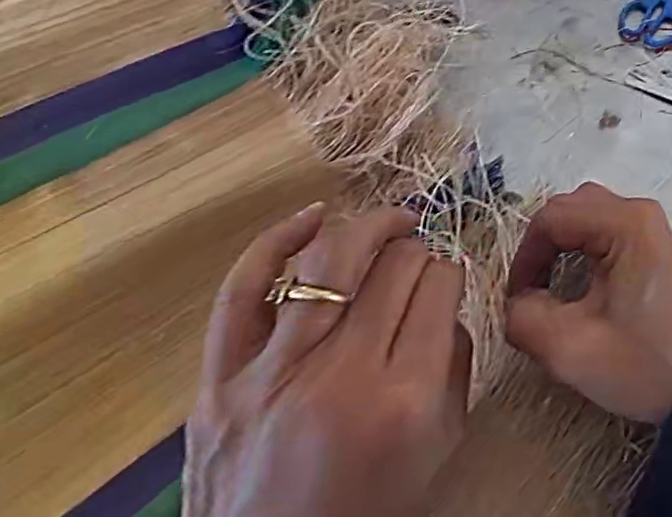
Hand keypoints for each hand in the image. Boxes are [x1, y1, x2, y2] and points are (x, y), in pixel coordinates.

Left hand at [186, 204, 471, 516]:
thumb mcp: (436, 454)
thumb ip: (453, 366)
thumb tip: (443, 297)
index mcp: (402, 402)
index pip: (437, 287)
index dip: (449, 268)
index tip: (446, 273)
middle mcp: (340, 377)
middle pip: (393, 268)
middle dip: (417, 249)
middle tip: (420, 255)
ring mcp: (271, 374)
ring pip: (330, 262)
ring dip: (370, 227)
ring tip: (391, 224)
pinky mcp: (218, 380)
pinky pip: (241, 290)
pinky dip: (276, 241)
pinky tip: (314, 216)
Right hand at [503, 182, 671, 423]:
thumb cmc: (646, 362)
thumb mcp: (573, 350)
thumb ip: (525, 321)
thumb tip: (512, 303)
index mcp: (624, 224)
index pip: (552, 218)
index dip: (526, 256)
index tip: (518, 297)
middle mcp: (636, 211)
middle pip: (567, 209)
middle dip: (541, 247)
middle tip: (532, 290)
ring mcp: (645, 223)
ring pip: (582, 214)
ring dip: (558, 244)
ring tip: (550, 284)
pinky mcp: (647, 239)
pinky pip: (599, 227)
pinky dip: (578, 246)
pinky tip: (574, 280)